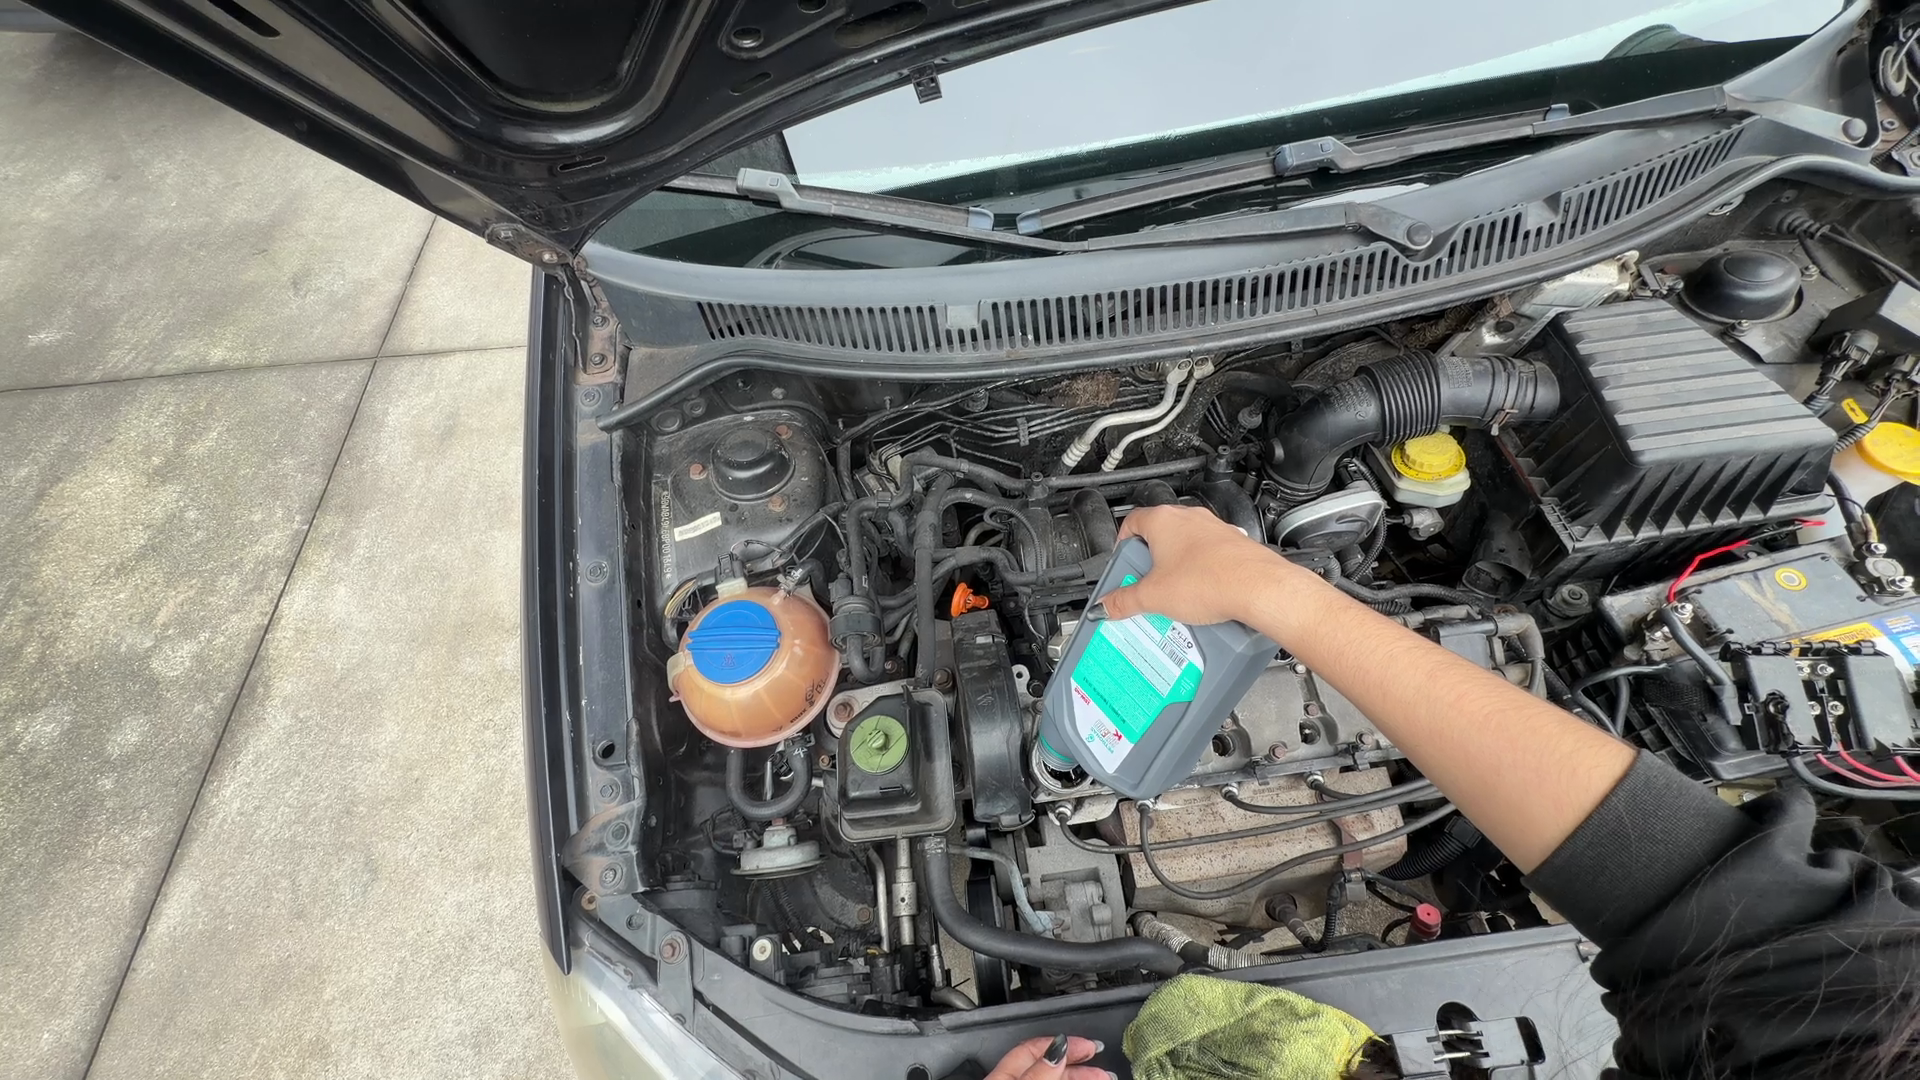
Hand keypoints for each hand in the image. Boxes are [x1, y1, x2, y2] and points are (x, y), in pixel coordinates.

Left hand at [983, 1036, 1112, 1079]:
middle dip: (1080, 1066)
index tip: (1091, 1045)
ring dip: (1079, 1078)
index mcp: (1003, 1075)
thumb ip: (1038, 1072)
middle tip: (1105, 1070)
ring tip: (1103, 1079)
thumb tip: (1060, 1045)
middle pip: (1050, 1067)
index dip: (1065, 1043)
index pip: (1036, 1048)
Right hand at [1101, 504, 1299, 625]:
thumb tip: (1107, 605)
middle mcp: (1190, 518)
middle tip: (1142, 583)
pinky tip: (1199, 596)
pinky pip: (1209, 556)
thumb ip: (1124, 601)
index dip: (1122, 543)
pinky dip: (1200, 572)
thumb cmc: (1212, 580)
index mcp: (1163, 520)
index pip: (1131, 522)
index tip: (1122, 562)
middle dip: (1148, 560)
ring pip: (1185, 545)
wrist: (1260, 588)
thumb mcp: (1154, 596)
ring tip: (1171, 594)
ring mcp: (1215, 529)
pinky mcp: (1235, 545)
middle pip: (1158, 534)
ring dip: (1175, 566)